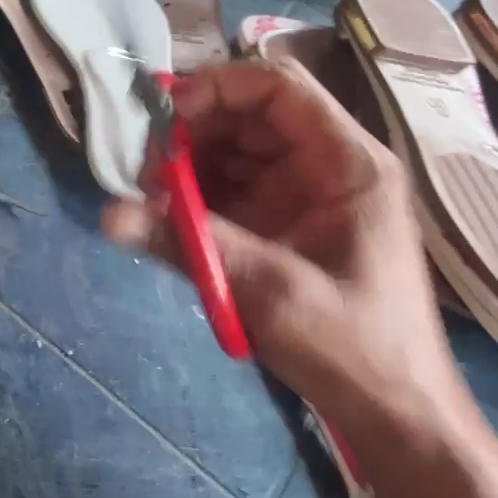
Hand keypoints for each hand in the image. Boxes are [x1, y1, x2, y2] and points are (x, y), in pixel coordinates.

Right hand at [103, 60, 469, 423]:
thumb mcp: (269, 290)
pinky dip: (187, 190)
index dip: (216, 88)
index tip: (162, 117)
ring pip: (226, 145)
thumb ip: (187, 244)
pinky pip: (221, 182)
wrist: (389, 409)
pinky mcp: (273, 219)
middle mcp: (322, 165)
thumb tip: (108, 214)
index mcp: (346, 164)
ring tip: (149, 194)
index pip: (277, 89)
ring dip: (181, 161)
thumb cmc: (351, 344)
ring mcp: (296, 191)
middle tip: (145, 167)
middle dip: (187, 130)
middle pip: (243, 113)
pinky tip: (163, 214)